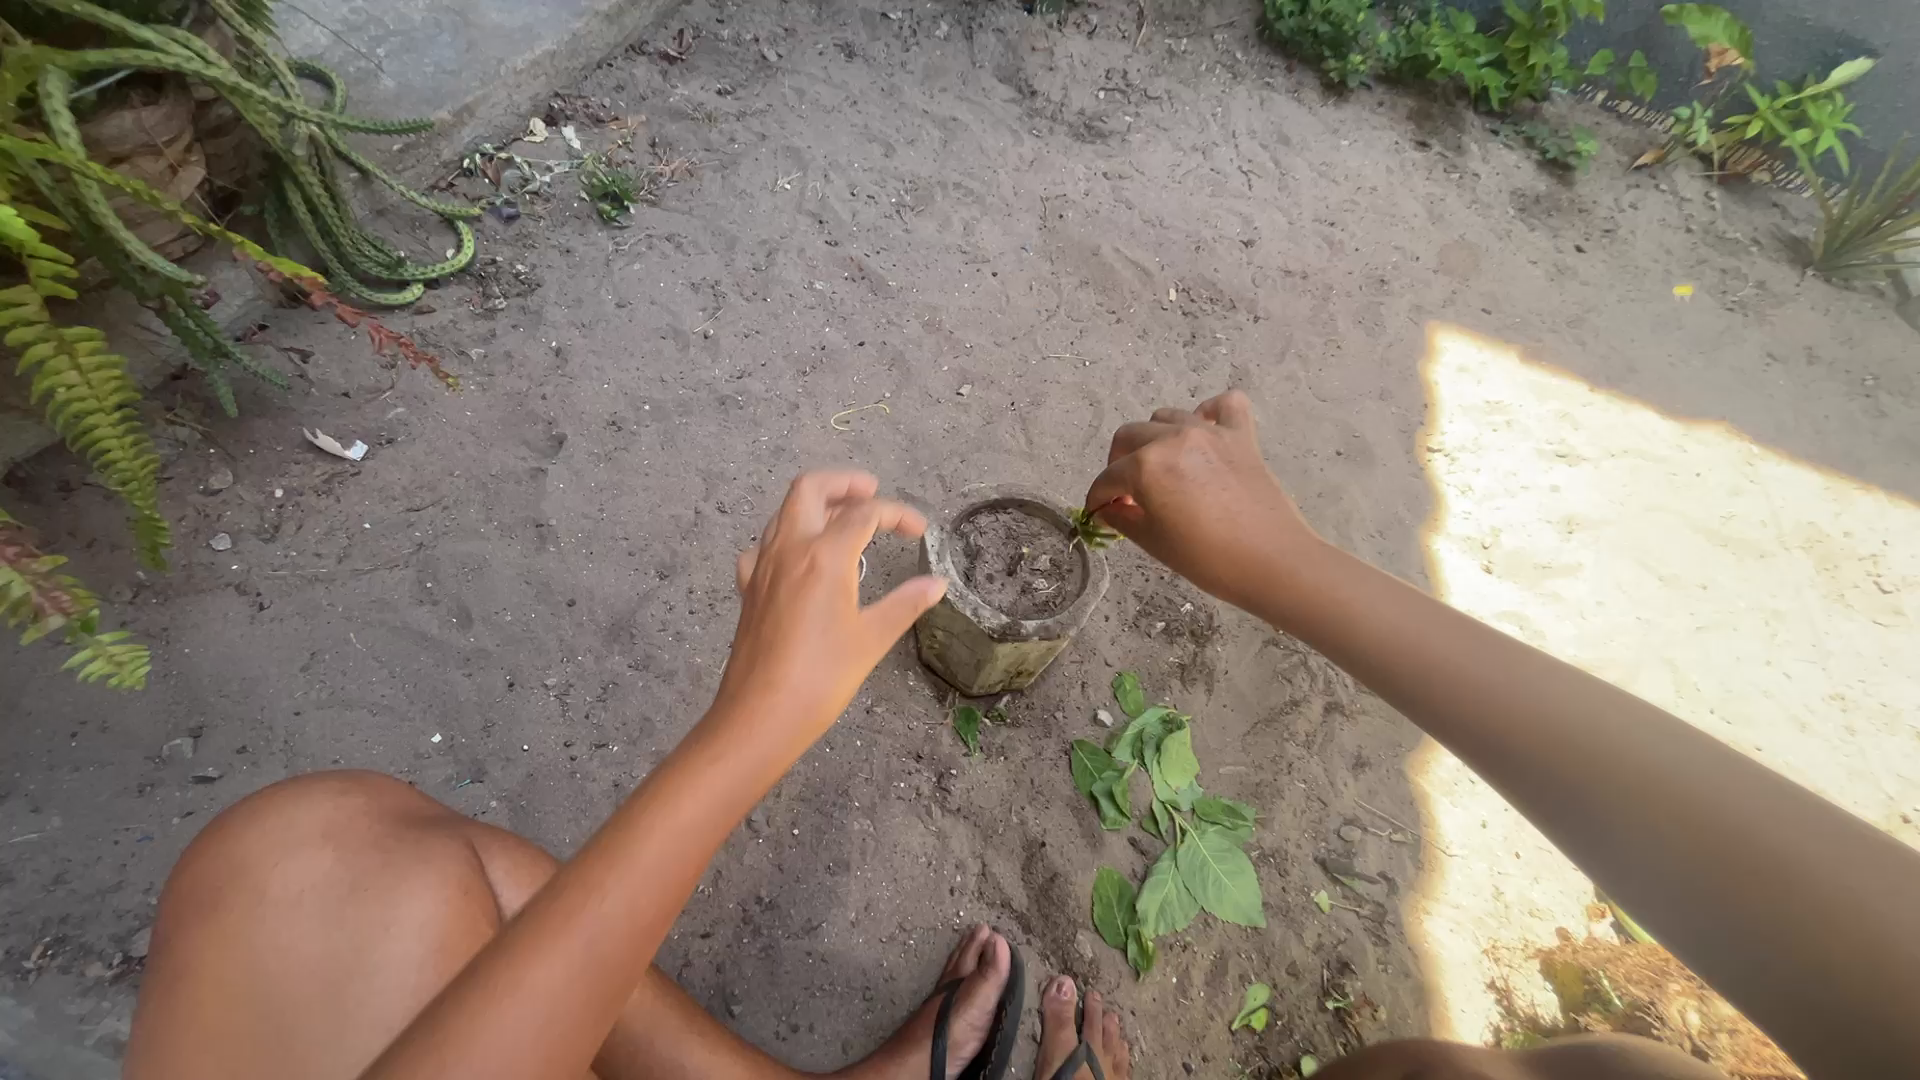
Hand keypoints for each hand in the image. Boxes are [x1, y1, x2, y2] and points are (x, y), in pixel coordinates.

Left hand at [715, 471, 946, 749]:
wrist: (760, 715)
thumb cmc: (821, 677)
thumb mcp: (872, 638)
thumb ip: (905, 603)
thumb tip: (936, 583)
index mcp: (824, 556)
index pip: (865, 514)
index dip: (897, 514)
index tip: (919, 531)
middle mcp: (789, 549)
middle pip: (810, 489)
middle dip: (843, 483)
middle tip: (871, 492)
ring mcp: (762, 567)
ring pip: (784, 512)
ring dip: (815, 505)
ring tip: (843, 521)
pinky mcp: (749, 589)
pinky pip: (764, 546)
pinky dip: (786, 538)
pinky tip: (799, 560)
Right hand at [1085, 391, 1321, 615]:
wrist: (1271, 562)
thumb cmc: (1206, 559)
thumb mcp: (1152, 542)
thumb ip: (1122, 518)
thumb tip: (1107, 510)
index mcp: (1146, 467)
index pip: (1108, 478)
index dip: (1097, 498)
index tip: (1098, 513)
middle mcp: (1173, 438)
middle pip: (1129, 437)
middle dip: (1118, 465)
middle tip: (1125, 493)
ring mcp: (1210, 432)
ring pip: (1165, 417)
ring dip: (1153, 440)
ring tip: (1160, 467)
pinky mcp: (1241, 435)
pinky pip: (1222, 405)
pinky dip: (1208, 413)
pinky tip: (1203, 434)